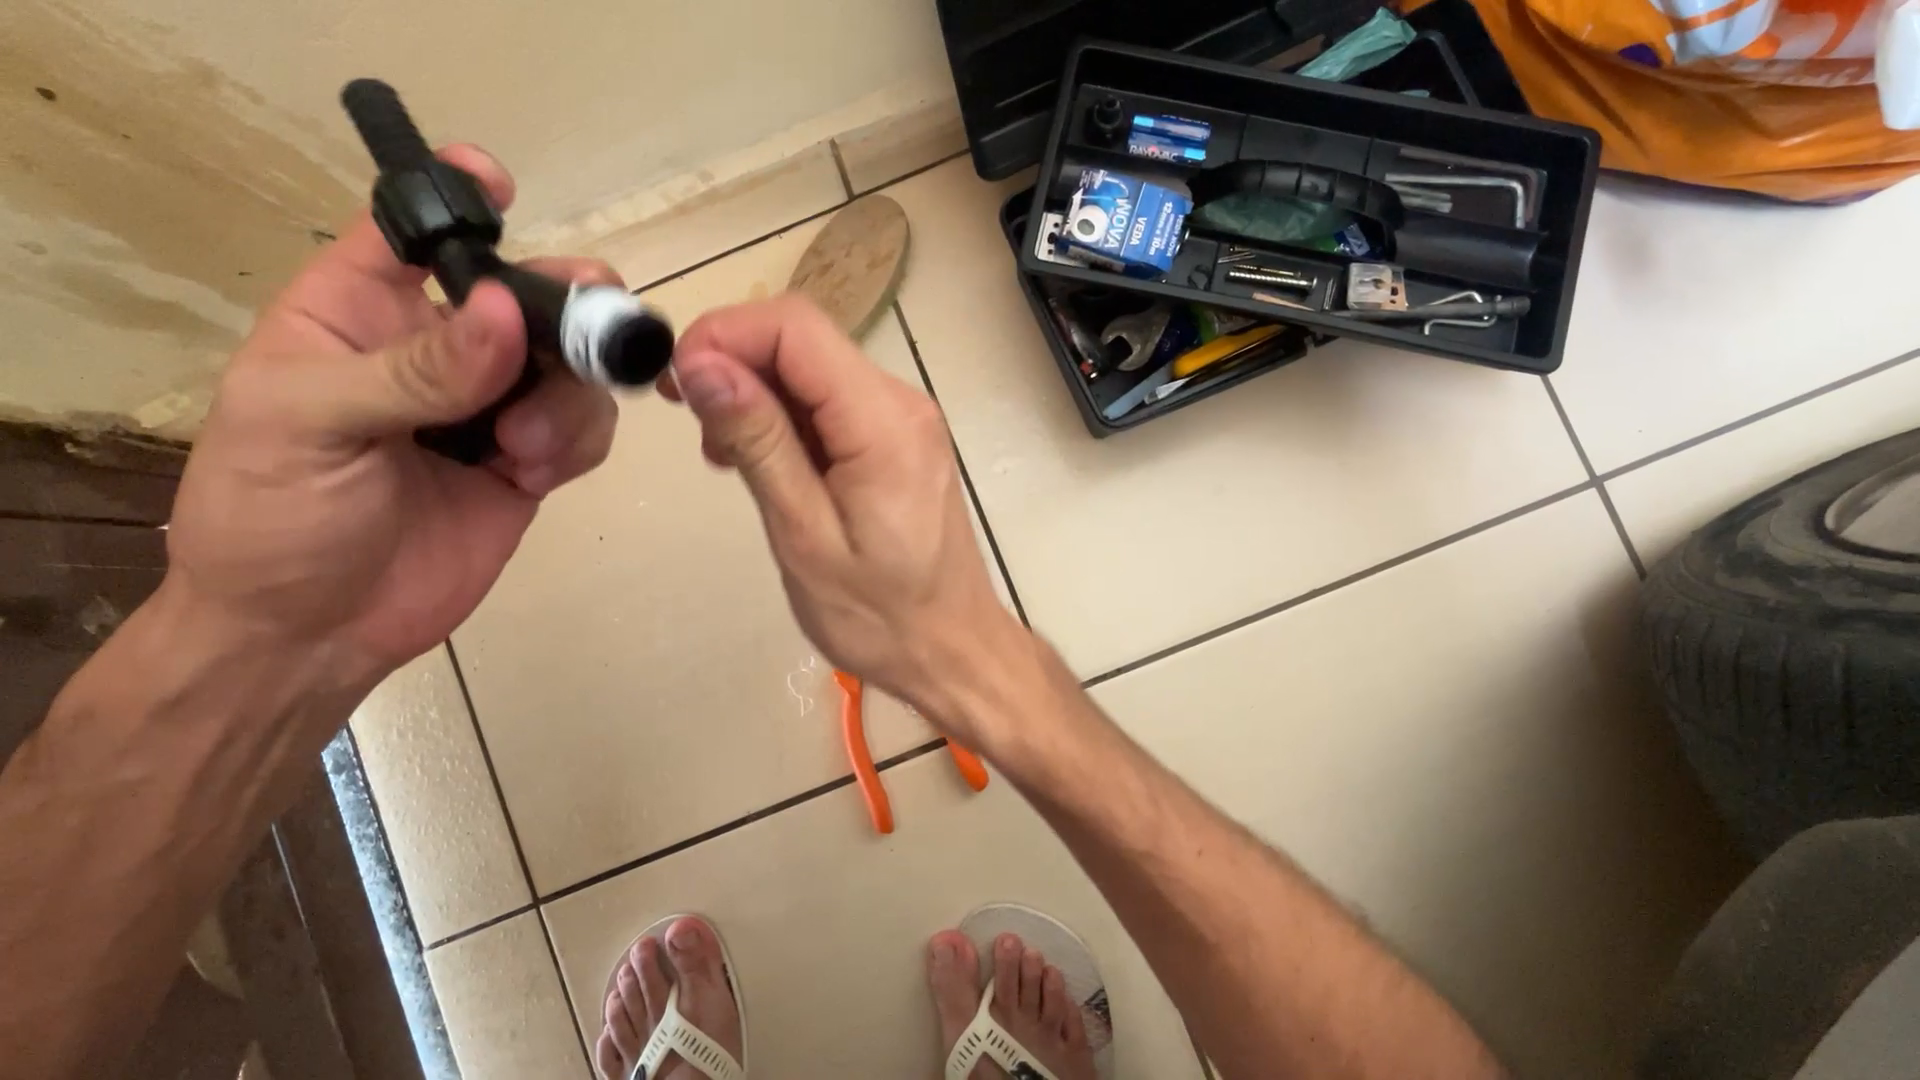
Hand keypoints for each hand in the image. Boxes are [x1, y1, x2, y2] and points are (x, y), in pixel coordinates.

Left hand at [164, 144, 621, 690]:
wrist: (316, 634)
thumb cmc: (274, 519)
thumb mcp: (309, 427)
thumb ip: (413, 370)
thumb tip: (511, 313)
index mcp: (359, 314)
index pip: (413, 232)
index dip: (459, 198)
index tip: (503, 188)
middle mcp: (439, 350)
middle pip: (530, 294)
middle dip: (570, 309)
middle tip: (595, 338)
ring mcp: (494, 408)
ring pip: (575, 366)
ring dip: (569, 402)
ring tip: (523, 451)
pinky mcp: (533, 460)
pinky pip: (586, 427)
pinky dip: (577, 445)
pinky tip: (532, 476)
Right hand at [665, 295, 1024, 734]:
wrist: (950, 648)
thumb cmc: (878, 614)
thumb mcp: (805, 534)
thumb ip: (759, 443)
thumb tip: (702, 365)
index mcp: (884, 421)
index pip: (796, 327)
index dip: (725, 334)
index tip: (675, 383)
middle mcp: (900, 402)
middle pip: (803, 341)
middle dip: (734, 363)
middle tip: (692, 426)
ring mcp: (902, 419)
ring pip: (811, 370)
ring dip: (754, 395)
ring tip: (723, 457)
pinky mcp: (896, 440)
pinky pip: (830, 404)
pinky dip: (784, 419)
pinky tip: (759, 463)